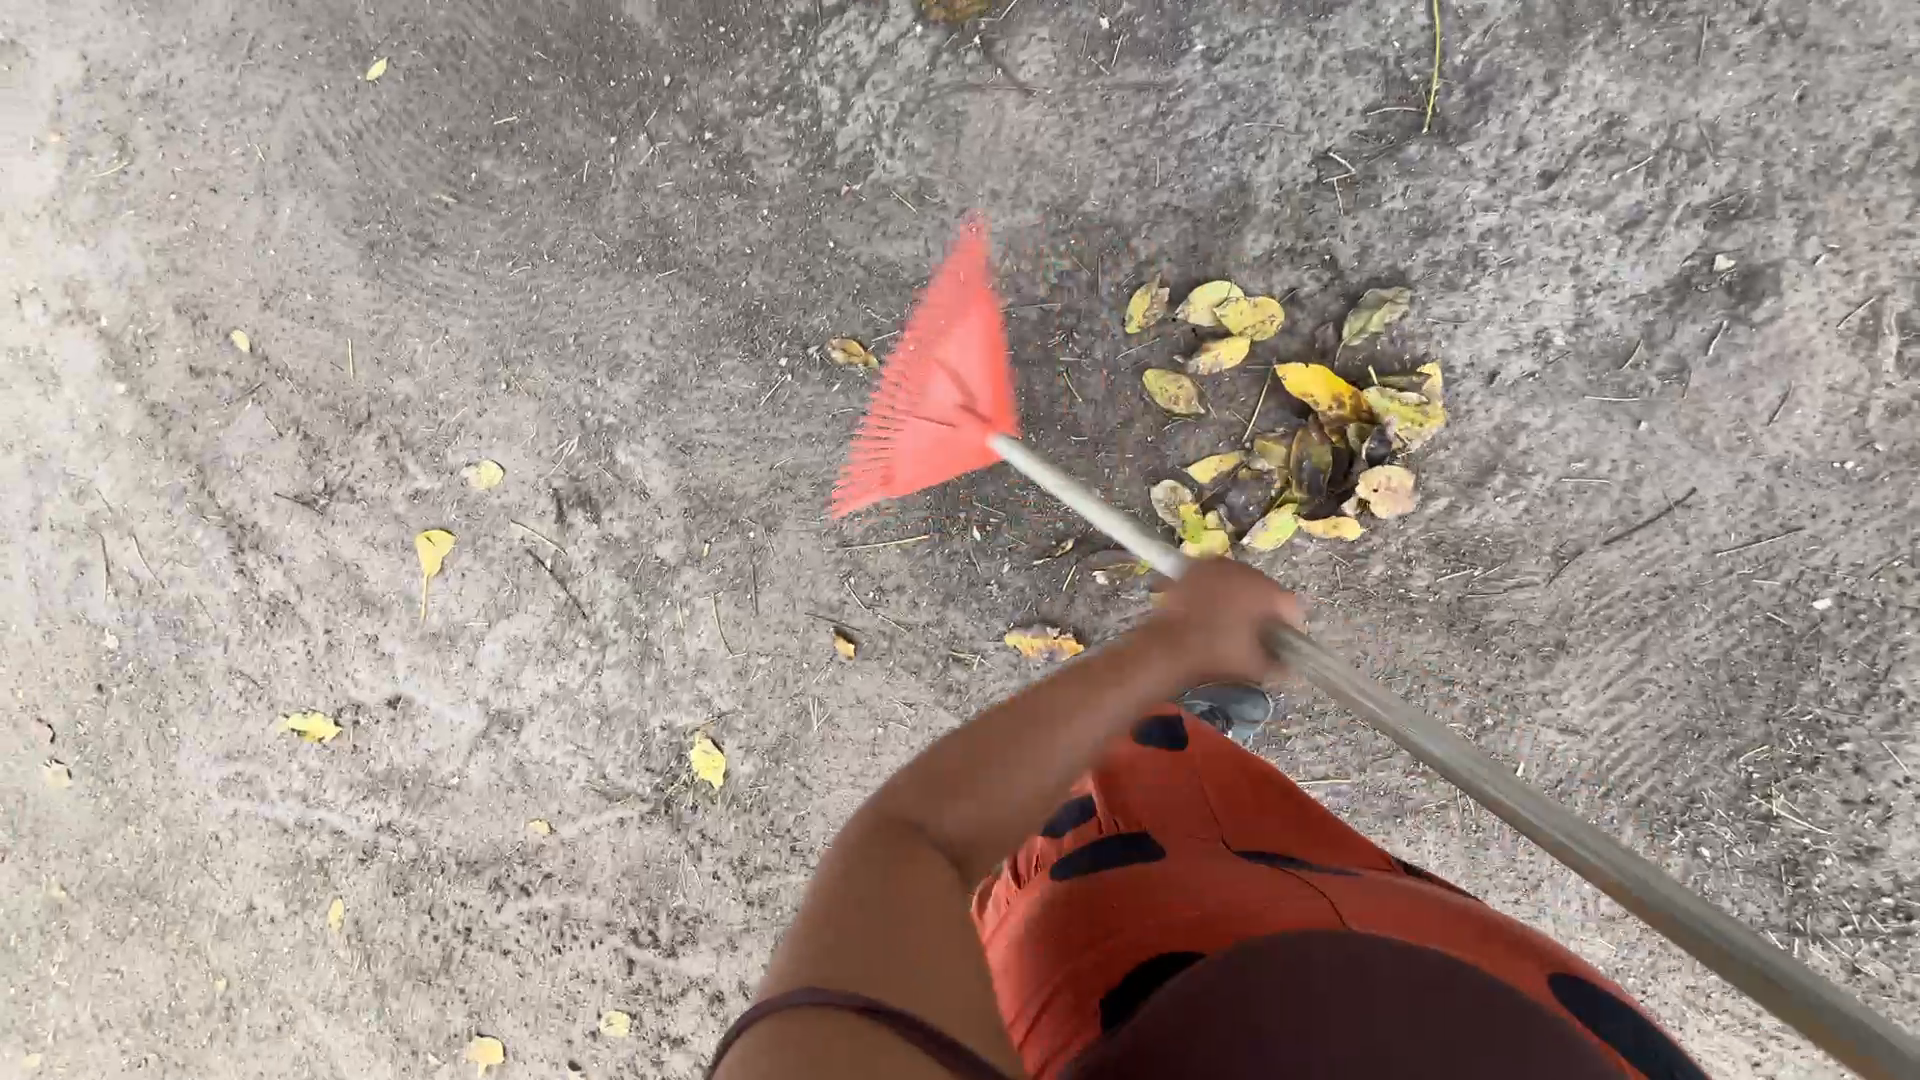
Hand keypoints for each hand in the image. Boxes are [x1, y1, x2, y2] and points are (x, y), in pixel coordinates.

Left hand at [1142, 559, 1306, 684]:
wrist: (1169, 646)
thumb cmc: (1217, 654)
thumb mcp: (1256, 667)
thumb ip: (1280, 665)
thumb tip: (1288, 666)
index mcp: (1267, 591)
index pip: (1292, 606)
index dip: (1290, 627)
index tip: (1283, 643)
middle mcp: (1245, 570)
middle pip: (1266, 590)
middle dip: (1264, 609)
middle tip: (1255, 632)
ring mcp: (1217, 565)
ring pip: (1240, 581)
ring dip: (1240, 597)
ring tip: (1231, 621)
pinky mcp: (1194, 568)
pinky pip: (1216, 578)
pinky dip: (1217, 590)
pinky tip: (1210, 609)